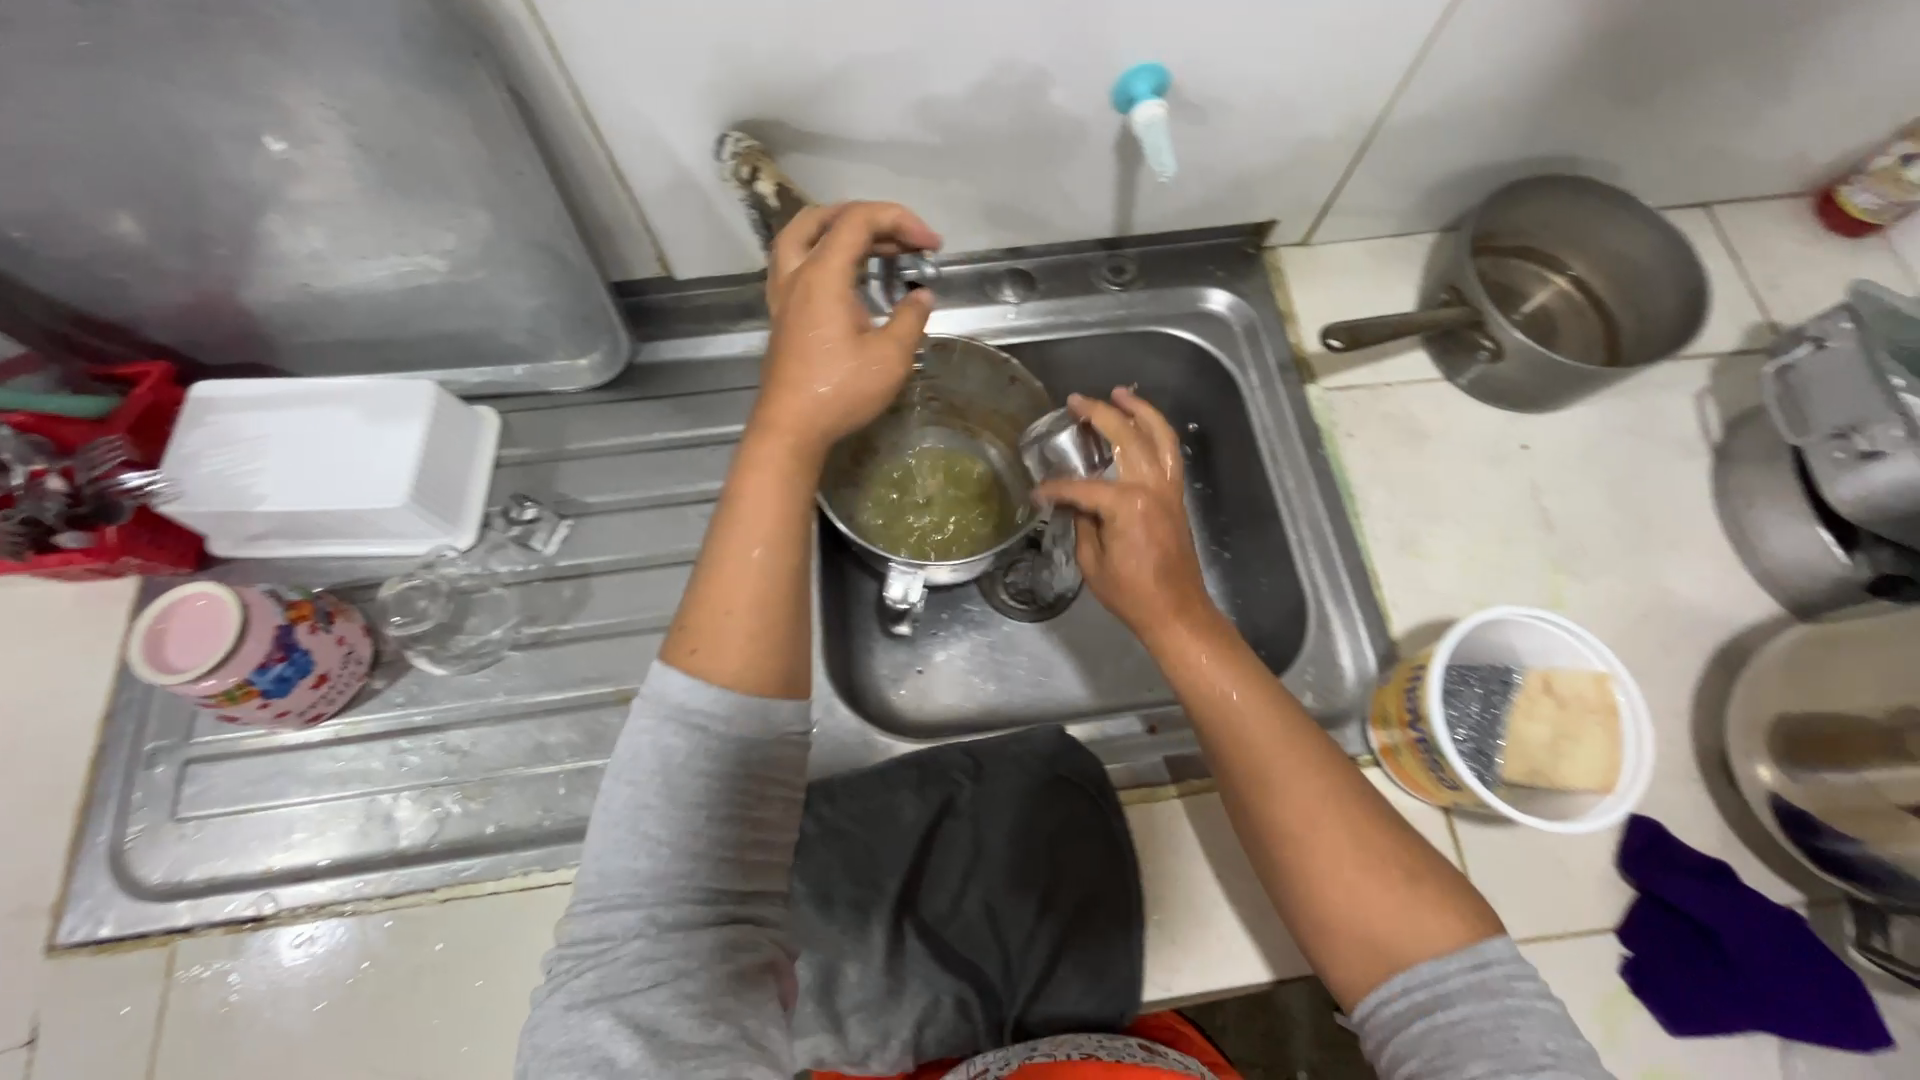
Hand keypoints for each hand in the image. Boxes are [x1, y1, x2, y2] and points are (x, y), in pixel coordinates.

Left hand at [754, 201, 941, 455]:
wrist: (792, 428)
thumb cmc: (841, 392)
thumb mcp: (890, 357)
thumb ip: (910, 318)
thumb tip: (921, 295)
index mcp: (822, 275)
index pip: (859, 220)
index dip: (900, 221)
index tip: (932, 245)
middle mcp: (796, 275)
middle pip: (823, 218)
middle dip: (867, 218)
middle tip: (900, 238)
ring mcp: (784, 295)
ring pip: (801, 238)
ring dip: (837, 231)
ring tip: (873, 247)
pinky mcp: (782, 315)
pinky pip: (796, 264)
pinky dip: (823, 256)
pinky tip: (847, 279)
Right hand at [1035, 387, 1218, 641]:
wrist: (1175, 611)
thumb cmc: (1131, 593)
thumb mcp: (1092, 562)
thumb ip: (1082, 523)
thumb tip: (1073, 502)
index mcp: (1127, 506)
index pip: (1082, 486)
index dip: (1056, 488)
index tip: (1037, 492)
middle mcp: (1151, 488)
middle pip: (1127, 438)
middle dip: (1100, 415)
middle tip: (1077, 402)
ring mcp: (1169, 490)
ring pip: (1160, 437)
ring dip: (1141, 411)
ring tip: (1121, 394)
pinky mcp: (1176, 497)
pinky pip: (1170, 454)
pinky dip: (1158, 434)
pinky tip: (1142, 426)